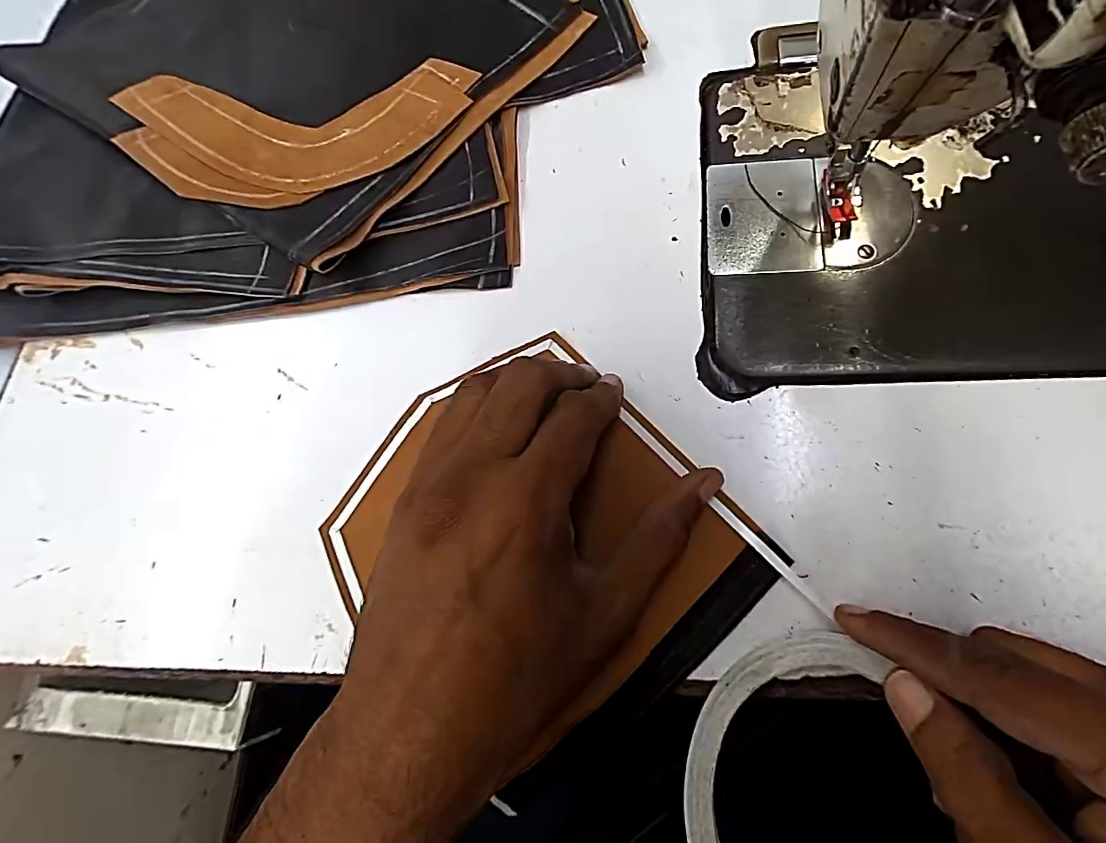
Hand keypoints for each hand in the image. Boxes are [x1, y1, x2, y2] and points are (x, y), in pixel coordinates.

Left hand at [244, 358, 719, 842]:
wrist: (411, 732)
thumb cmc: (511, 680)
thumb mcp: (606, 612)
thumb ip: (660, 538)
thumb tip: (701, 488)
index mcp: (525, 502)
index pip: (572, 416)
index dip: (602, 398)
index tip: (613, 396)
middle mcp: (471, 479)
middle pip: (520, 383)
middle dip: (562, 372)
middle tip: (588, 386)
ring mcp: (429, 486)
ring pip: (474, 391)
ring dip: (516, 380)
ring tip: (546, 395)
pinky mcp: (405, 502)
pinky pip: (440, 424)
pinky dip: (476, 405)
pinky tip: (496, 426)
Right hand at [837, 608, 1105, 842]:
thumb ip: (972, 781)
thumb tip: (909, 691)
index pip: (999, 671)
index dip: (916, 645)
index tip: (860, 620)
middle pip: (1021, 664)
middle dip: (957, 688)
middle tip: (921, 739)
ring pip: (1044, 681)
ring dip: (993, 719)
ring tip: (988, 797)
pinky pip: (1077, 708)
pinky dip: (1033, 738)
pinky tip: (1026, 793)